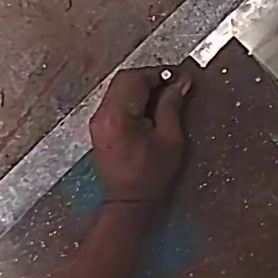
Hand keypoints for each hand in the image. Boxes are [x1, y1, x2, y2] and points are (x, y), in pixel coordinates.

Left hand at [89, 66, 191, 211]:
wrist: (130, 203)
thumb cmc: (150, 178)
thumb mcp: (170, 139)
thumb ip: (172, 106)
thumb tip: (179, 84)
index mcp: (118, 116)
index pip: (136, 79)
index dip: (159, 74)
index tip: (178, 77)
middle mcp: (102, 116)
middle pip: (124, 80)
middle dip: (149, 78)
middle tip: (172, 85)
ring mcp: (98, 122)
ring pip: (119, 89)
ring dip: (141, 88)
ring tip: (164, 97)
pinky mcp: (100, 129)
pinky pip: (115, 102)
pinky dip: (133, 99)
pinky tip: (150, 109)